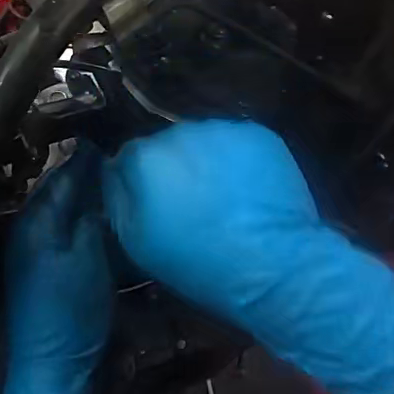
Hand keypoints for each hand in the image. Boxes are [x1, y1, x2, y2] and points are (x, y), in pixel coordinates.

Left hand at [0, 146, 113, 393]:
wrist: (49, 372)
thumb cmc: (71, 311)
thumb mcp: (89, 255)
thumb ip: (90, 211)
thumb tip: (96, 170)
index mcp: (36, 220)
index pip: (66, 173)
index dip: (92, 157)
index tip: (118, 143)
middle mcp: (27, 228)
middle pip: (63, 189)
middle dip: (91, 175)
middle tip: (123, 165)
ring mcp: (30, 250)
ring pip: (64, 209)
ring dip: (88, 198)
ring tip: (118, 190)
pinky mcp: (39, 269)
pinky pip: (63, 229)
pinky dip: (83, 221)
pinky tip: (104, 224)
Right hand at [105, 120, 393, 393]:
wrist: (275, 265)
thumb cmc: (200, 263)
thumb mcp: (138, 243)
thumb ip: (119, 198)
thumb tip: (117, 172)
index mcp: (146, 157)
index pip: (130, 157)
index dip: (143, 184)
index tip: (159, 207)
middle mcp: (181, 131)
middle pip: (168, 144)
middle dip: (177, 168)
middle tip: (195, 204)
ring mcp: (224, 128)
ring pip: (205, 140)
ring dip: (208, 161)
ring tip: (228, 198)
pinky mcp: (259, 132)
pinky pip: (237, 142)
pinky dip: (239, 159)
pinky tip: (251, 189)